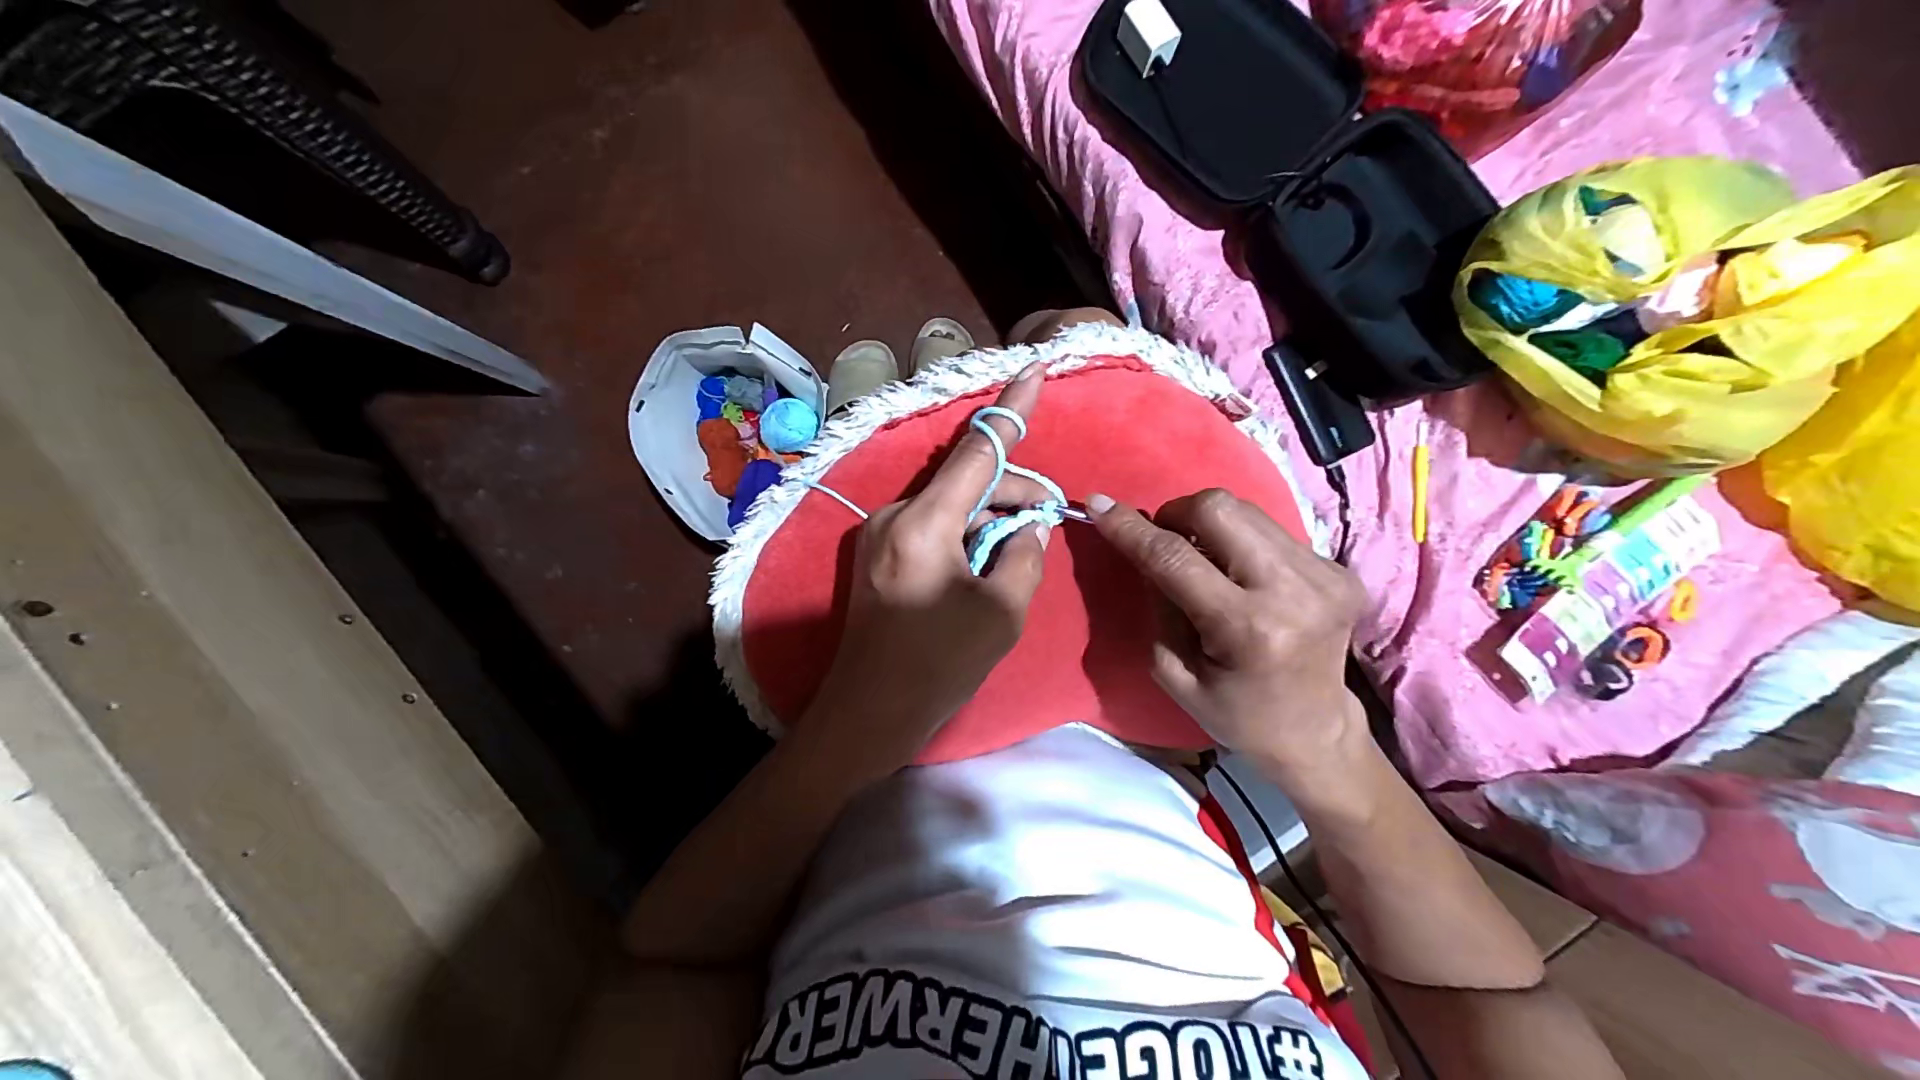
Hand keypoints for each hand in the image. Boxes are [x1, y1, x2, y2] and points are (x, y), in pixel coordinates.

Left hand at [799, 363, 1052, 773]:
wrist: (868, 713)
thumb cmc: (937, 667)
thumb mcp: (1001, 612)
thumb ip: (1023, 555)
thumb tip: (1027, 526)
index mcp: (923, 523)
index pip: (978, 451)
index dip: (1012, 409)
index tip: (1035, 367)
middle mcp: (894, 514)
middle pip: (968, 481)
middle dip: (1013, 493)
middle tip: (1048, 523)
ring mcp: (880, 532)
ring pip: (951, 504)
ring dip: (989, 518)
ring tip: (1019, 552)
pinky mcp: (877, 552)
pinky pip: (933, 525)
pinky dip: (965, 534)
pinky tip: (986, 561)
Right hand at [1088, 488, 1368, 784]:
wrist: (1315, 731)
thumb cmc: (1234, 712)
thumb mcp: (1174, 671)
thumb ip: (1158, 604)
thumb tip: (1146, 546)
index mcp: (1248, 628)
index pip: (1176, 558)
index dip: (1131, 528)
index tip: (1098, 505)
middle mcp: (1293, 591)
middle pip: (1219, 509)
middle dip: (1177, 514)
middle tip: (1164, 539)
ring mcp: (1324, 575)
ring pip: (1246, 509)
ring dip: (1209, 525)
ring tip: (1203, 559)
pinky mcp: (1340, 569)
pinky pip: (1271, 529)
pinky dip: (1241, 542)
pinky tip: (1242, 575)